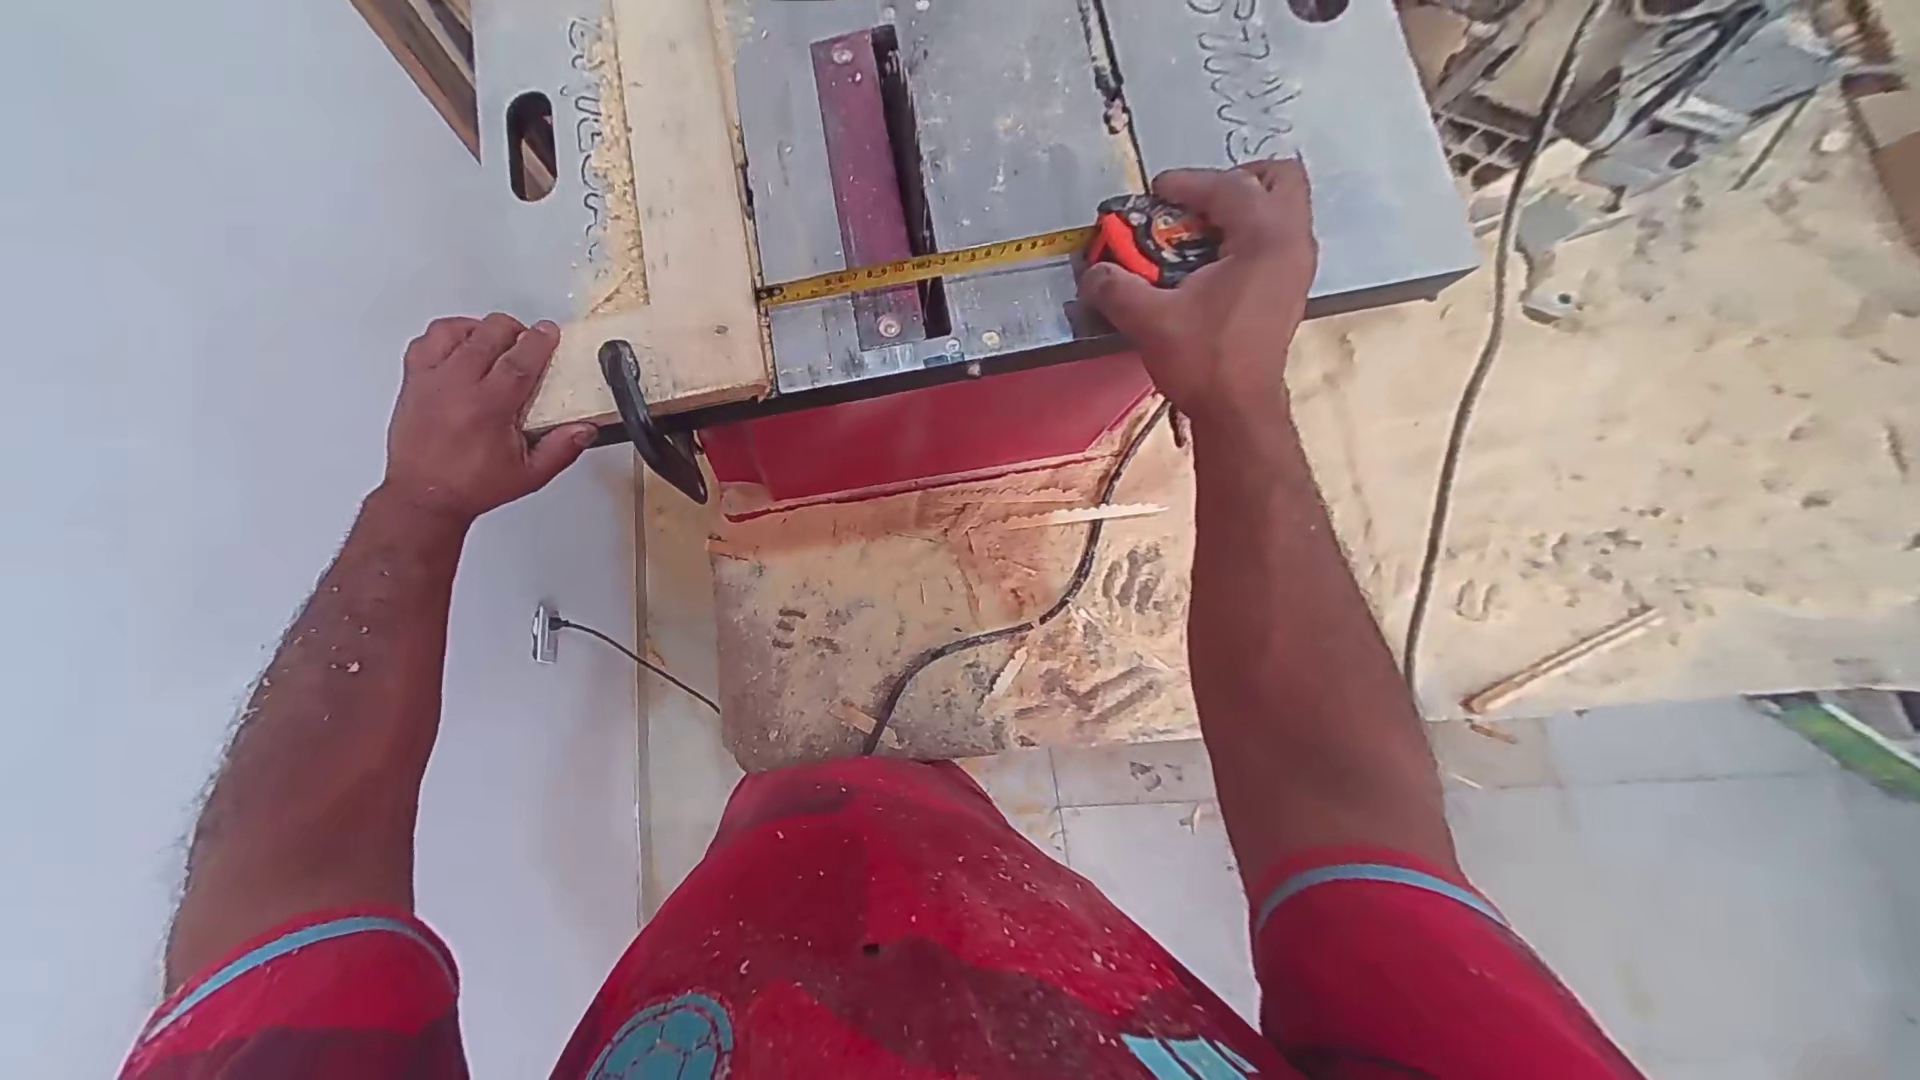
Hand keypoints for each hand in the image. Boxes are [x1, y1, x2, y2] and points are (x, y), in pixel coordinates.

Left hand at [381, 313, 598, 523]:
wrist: (426, 494)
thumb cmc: (473, 485)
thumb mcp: (531, 474)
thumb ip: (563, 449)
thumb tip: (586, 429)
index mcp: (488, 407)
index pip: (517, 361)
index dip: (538, 341)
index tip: (550, 331)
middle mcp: (455, 387)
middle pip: (485, 335)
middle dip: (512, 329)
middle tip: (528, 338)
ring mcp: (430, 380)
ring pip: (452, 331)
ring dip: (478, 328)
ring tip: (495, 338)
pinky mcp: (412, 381)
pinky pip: (426, 342)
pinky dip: (447, 336)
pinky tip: (462, 346)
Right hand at [1079, 160, 1316, 429]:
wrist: (1238, 410)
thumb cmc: (1205, 362)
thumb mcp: (1150, 321)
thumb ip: (1116, 288)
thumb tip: (1092, 274)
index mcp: (1265, 238)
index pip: (1230, 186)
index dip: (1188, 182)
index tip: (1157, 191)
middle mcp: (1292, 244)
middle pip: (1279, 180)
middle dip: (1235, 181)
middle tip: (1196, 203)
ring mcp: (1297, 269)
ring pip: (1283, 210)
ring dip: (1244, 209)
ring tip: (1201, 232)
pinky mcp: (1290, 292)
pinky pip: (1277, 241)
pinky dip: (1248, 237)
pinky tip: (1213, 265)